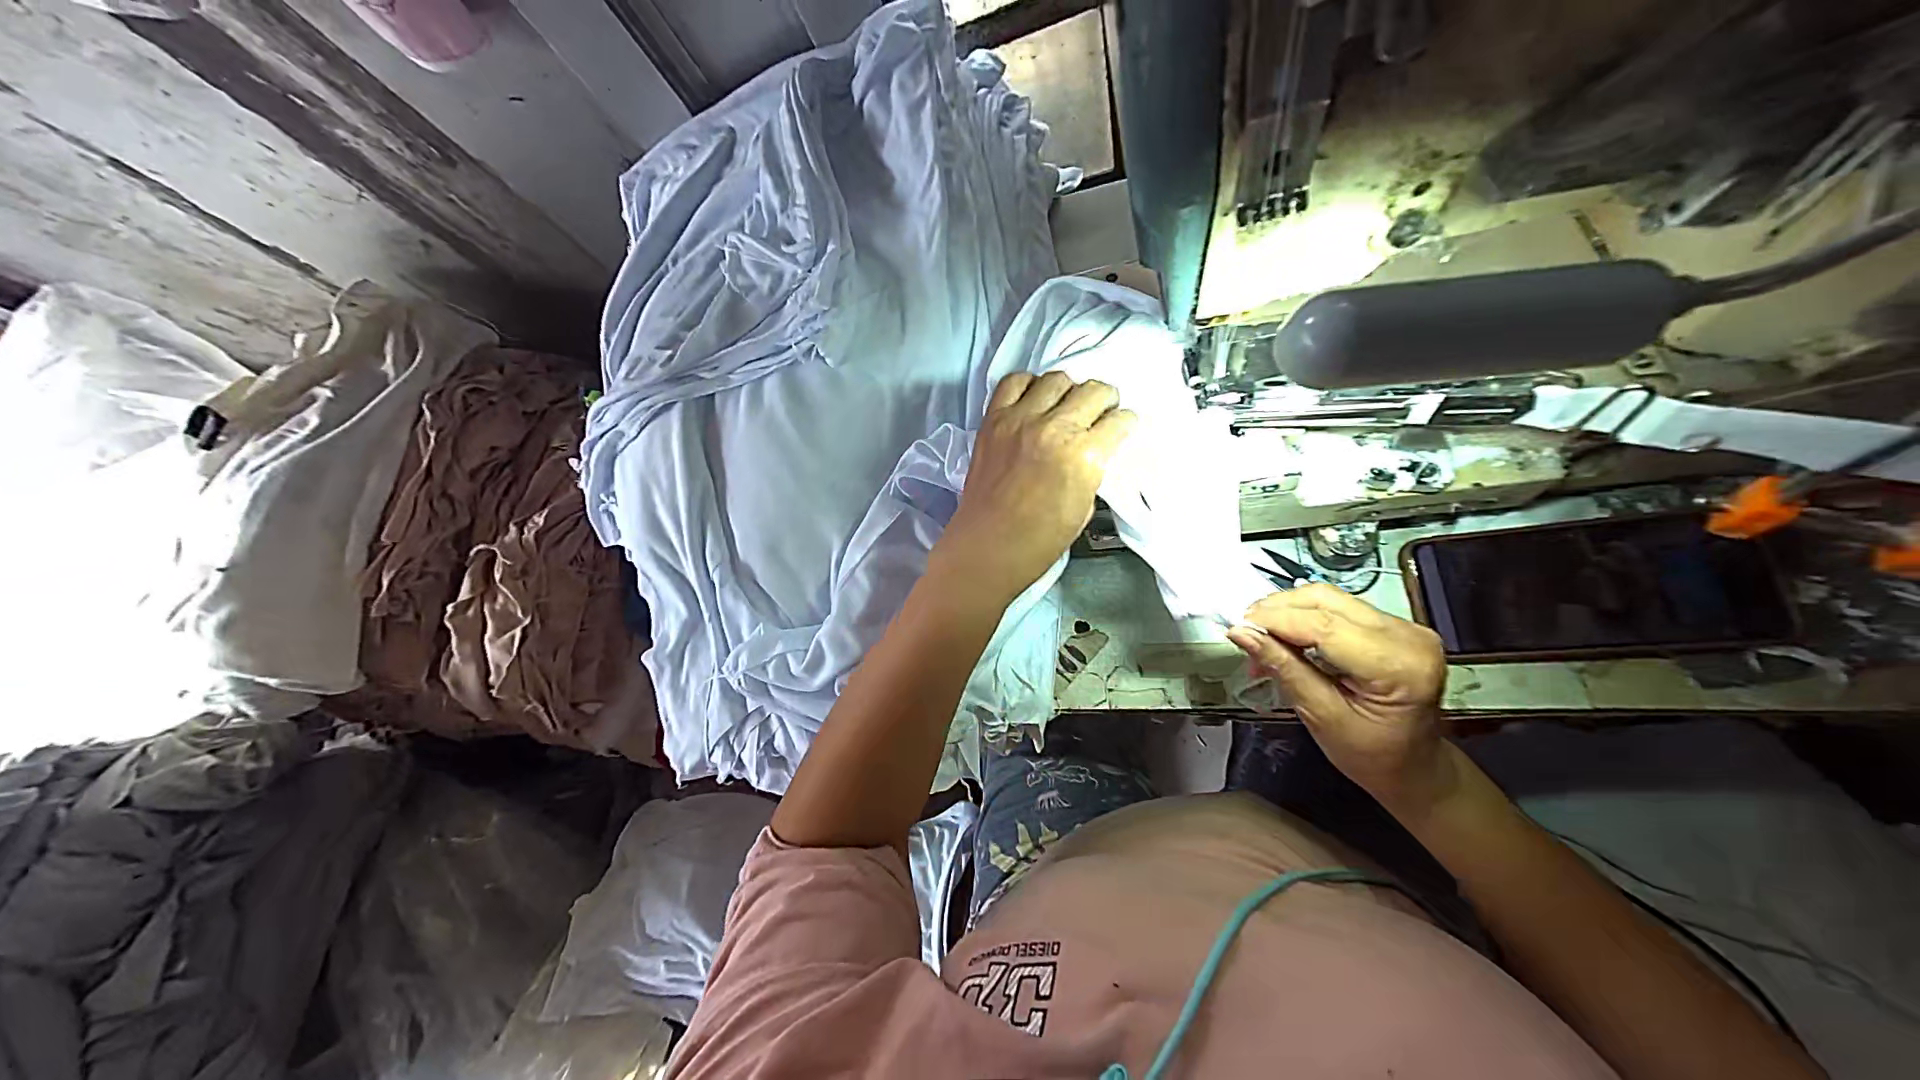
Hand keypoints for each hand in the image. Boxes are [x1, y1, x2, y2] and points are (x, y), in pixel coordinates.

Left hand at [937, 372, 1136, 599]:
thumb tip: (1096, 447)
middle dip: (1105, 400)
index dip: (1125, 424)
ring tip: (1067, 405)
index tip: (1122, 426)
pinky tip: (1035, 399)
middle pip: (1093, 390)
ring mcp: (1020, 420)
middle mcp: (1054, 429)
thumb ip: (1094, 468)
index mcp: (1084, 456)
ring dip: (1069, 390)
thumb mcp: (1084, 506)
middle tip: (1101, 412)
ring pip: (1058, 379)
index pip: (1119, 421)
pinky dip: (1029, 385)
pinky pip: (1015, 382)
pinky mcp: (994, 420)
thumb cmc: (1039, 540)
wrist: (988, 547)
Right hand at [1226, 585, 1454, 815]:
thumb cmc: (1372, 754)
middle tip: (1245, 632)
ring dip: (1287, 612)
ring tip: (1261, 637)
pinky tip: (1285, 638)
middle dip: (1277, 611)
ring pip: (1329, 598)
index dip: (1275, 621)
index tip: (1237, 626)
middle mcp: (1408, 636)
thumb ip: (1284, 669)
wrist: (1413, 767)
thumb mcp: (1321, 716)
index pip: (1324, 625)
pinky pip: (1338, 607)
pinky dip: (1303, 618)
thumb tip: (1242, 633)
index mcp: (1399, 666)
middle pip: (1326, 601)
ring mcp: (1403, 627)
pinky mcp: (1392, 625)